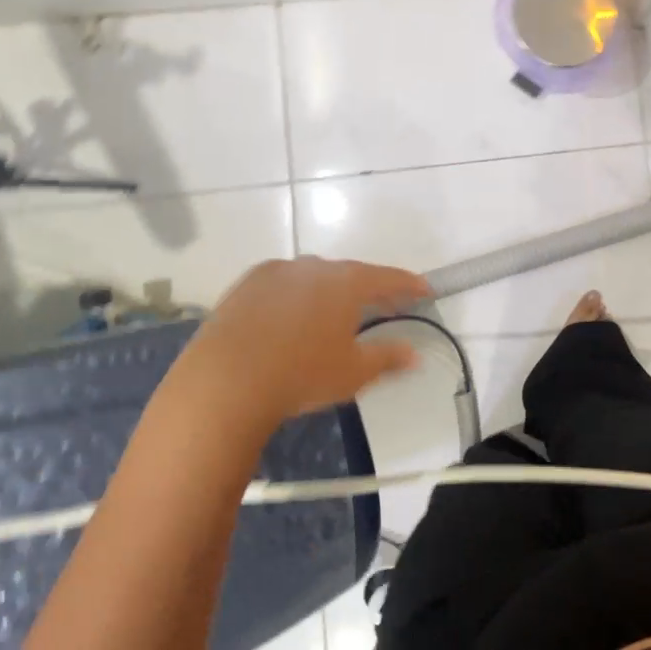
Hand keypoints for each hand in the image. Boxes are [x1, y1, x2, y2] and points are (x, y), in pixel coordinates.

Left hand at [178, 257, 429, 427]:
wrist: (224, 383)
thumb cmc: (301, 375)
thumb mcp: (354, 373)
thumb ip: (388, 358)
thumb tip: (415, 354)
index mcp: (347, 282)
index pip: (388, 277)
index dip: (409, 285)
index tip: (426, 290)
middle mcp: (314, 267)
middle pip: (351, 274)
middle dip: (370, 289)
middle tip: (383, 307)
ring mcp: (276, 272)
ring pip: (314, 277)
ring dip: (330, 291)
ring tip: (335, 314)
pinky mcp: (245, 286)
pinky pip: (282, 284)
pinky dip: (296, 295)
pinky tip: (292, 317)